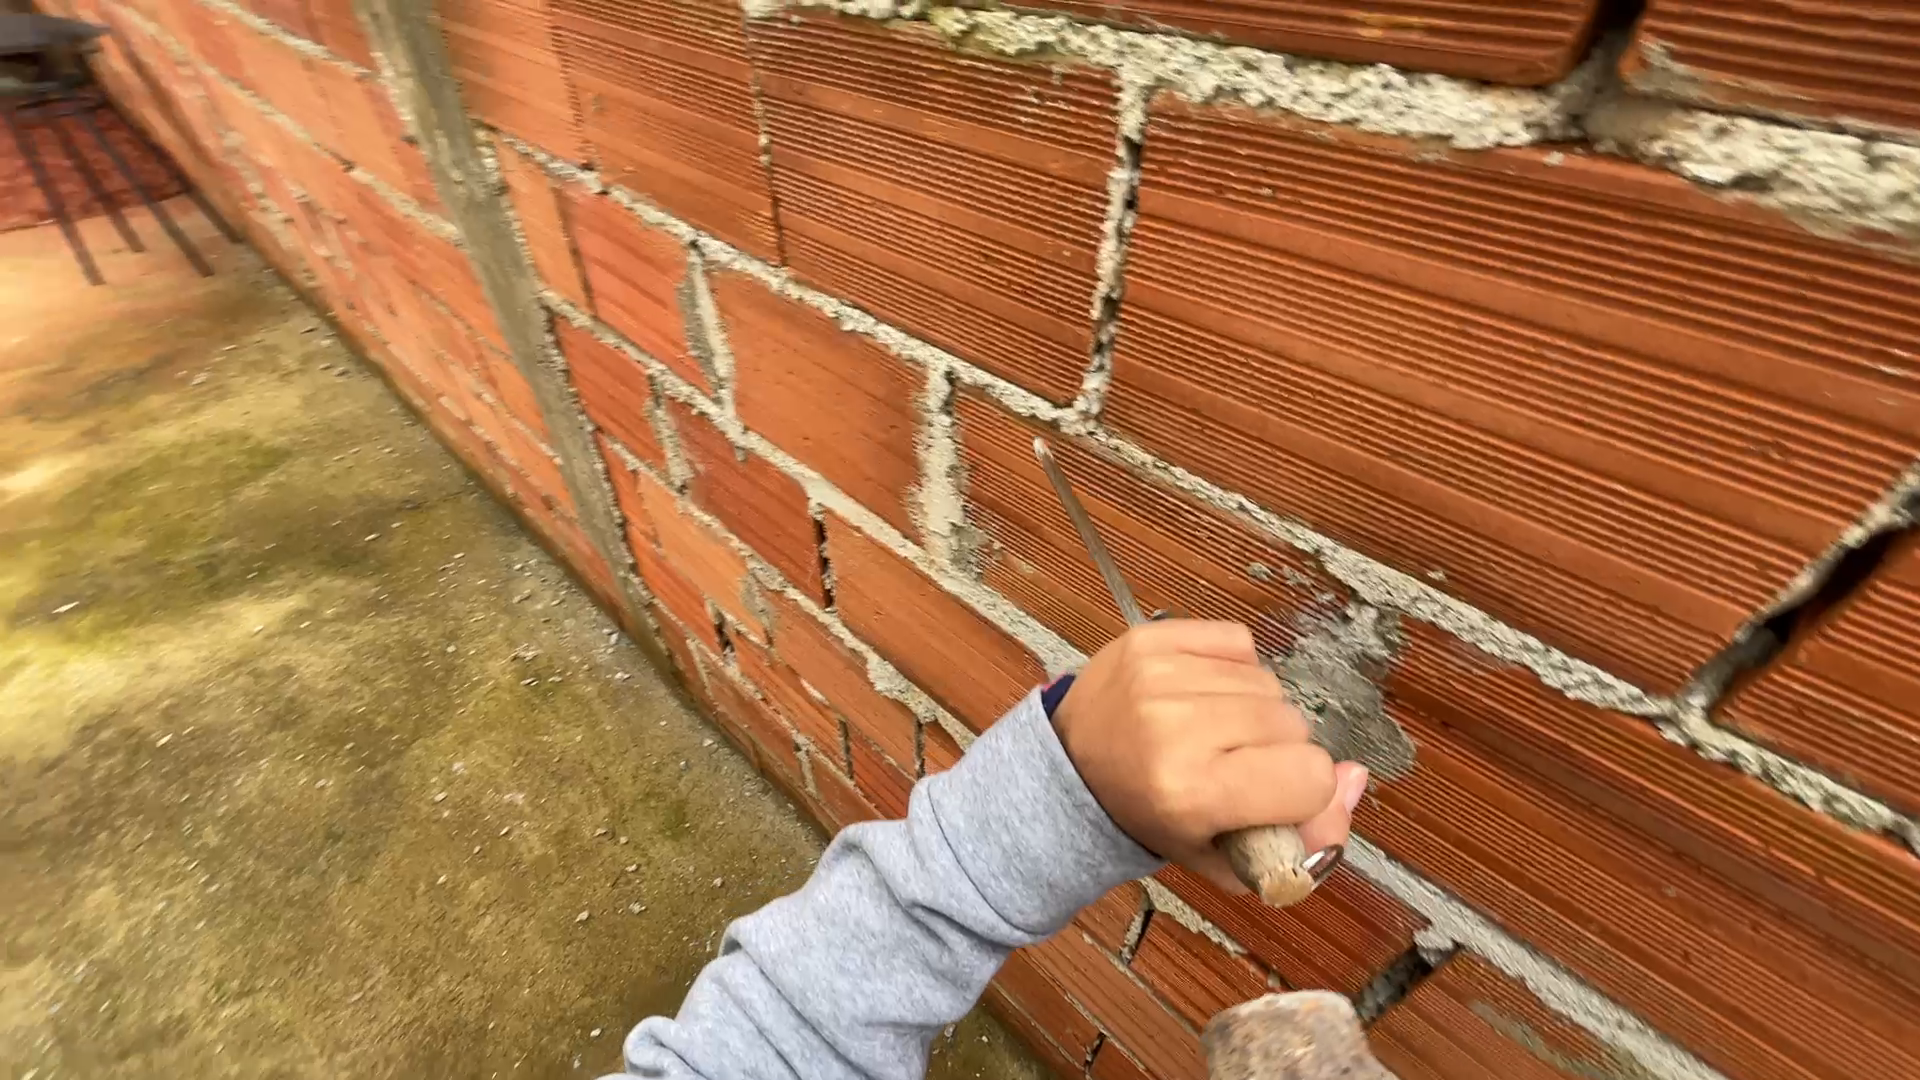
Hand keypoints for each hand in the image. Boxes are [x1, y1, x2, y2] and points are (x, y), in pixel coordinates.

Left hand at [1053, 620, 1368, 894]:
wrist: (1068, 766)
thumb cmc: (1148, 815)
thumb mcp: (1223, 856)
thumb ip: (1304, 836)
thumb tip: (1355, 775)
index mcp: (1192, 791)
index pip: (1309, 774)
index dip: (1304, 789)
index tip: (1272, 795)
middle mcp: (1173, 726)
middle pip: (1290, 722)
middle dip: (1278, 748)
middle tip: (1233, 762)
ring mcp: (1158, 674)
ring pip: (1266, 681)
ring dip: (1254, 708)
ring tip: (1212, 729)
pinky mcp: (1148, 638)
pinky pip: (1236, 640)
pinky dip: (1233, 667)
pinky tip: (1204, 693)